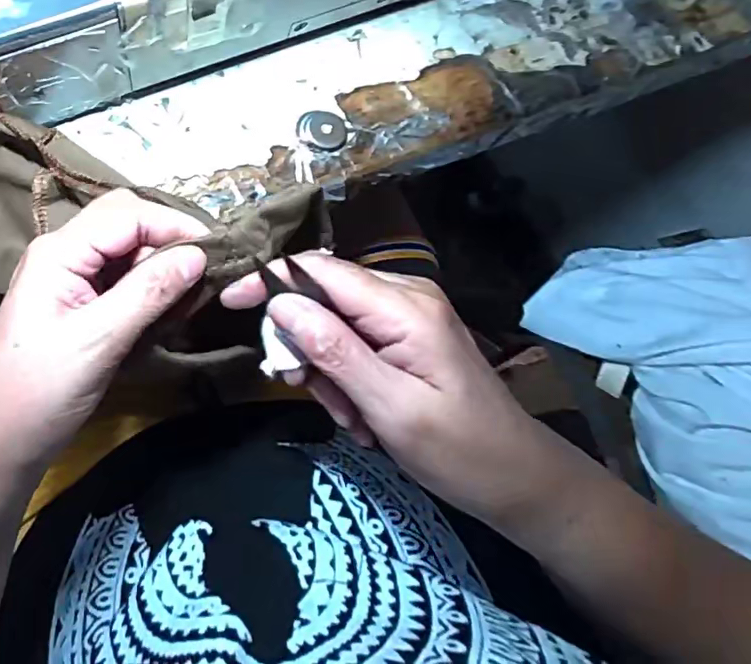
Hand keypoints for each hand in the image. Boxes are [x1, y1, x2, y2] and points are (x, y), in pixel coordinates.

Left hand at [0, 190, 208, 478]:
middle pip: (127, 221)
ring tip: (198, 285)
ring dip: (163, 259)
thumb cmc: (38, 394)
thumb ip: (149, 291)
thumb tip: (200, 254)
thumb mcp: (98, 341)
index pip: (128, 214)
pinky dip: (151, 281)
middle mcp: (64, 251)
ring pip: (128, 247)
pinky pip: (122, 274)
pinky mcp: (79, 299)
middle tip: (210, 264)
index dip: (174, 224)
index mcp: (59, 251)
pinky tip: (172, 300)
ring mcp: (70, 275)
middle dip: (170, 236)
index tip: (219, 249)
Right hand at [222, 253, 566, 526]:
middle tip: (316, 394)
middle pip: (322, 296)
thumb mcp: (391, 408)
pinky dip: (346, 375)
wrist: (521, 480)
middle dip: (307, 346)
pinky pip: (354, 338)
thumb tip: (280, 303)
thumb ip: (334, 350)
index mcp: (404, 304)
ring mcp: (406, 310)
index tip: (229, 301)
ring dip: (329, 370)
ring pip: (333, 322)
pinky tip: (365, 412)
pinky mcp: (406, 330)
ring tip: (355, 418)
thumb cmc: (461, 451)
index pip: (319, 270)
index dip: (271, 280)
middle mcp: (404, 293)